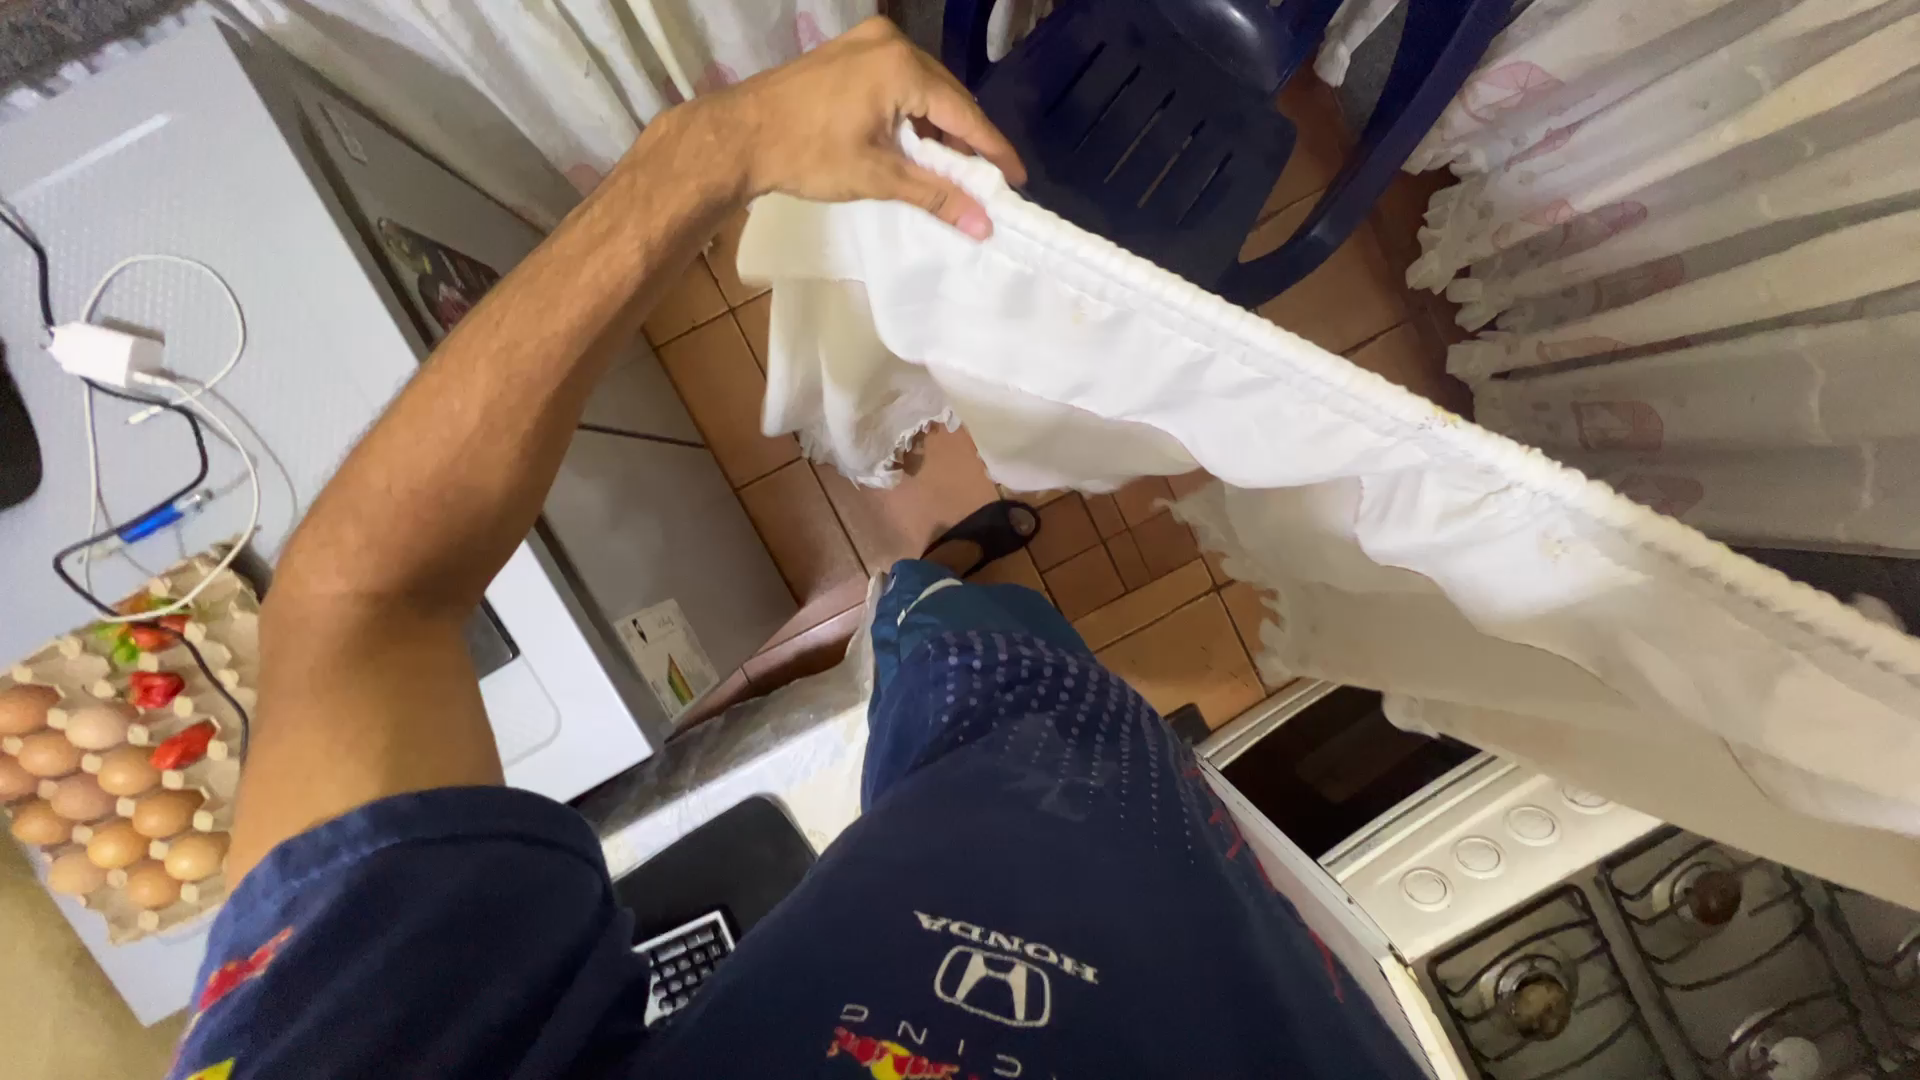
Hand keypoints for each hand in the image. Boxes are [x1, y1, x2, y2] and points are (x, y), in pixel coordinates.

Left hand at [686, 17, 1025, 238]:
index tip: (1017, 180)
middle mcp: (892, 43)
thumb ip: (935, 196)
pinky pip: (901, 86)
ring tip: (954, 173)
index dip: (993, 151)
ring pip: (925, 92)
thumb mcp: (878, 177)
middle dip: (968, 143)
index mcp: (902, 66)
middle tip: (986, 183)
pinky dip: (915, 118)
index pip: (964, 113)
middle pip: (947, 98)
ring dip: (940, 132)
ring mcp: (869, 44)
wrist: (742, 136)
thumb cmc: (809, 155)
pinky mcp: (853, 55)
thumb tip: (982, 226)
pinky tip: (919, 148)